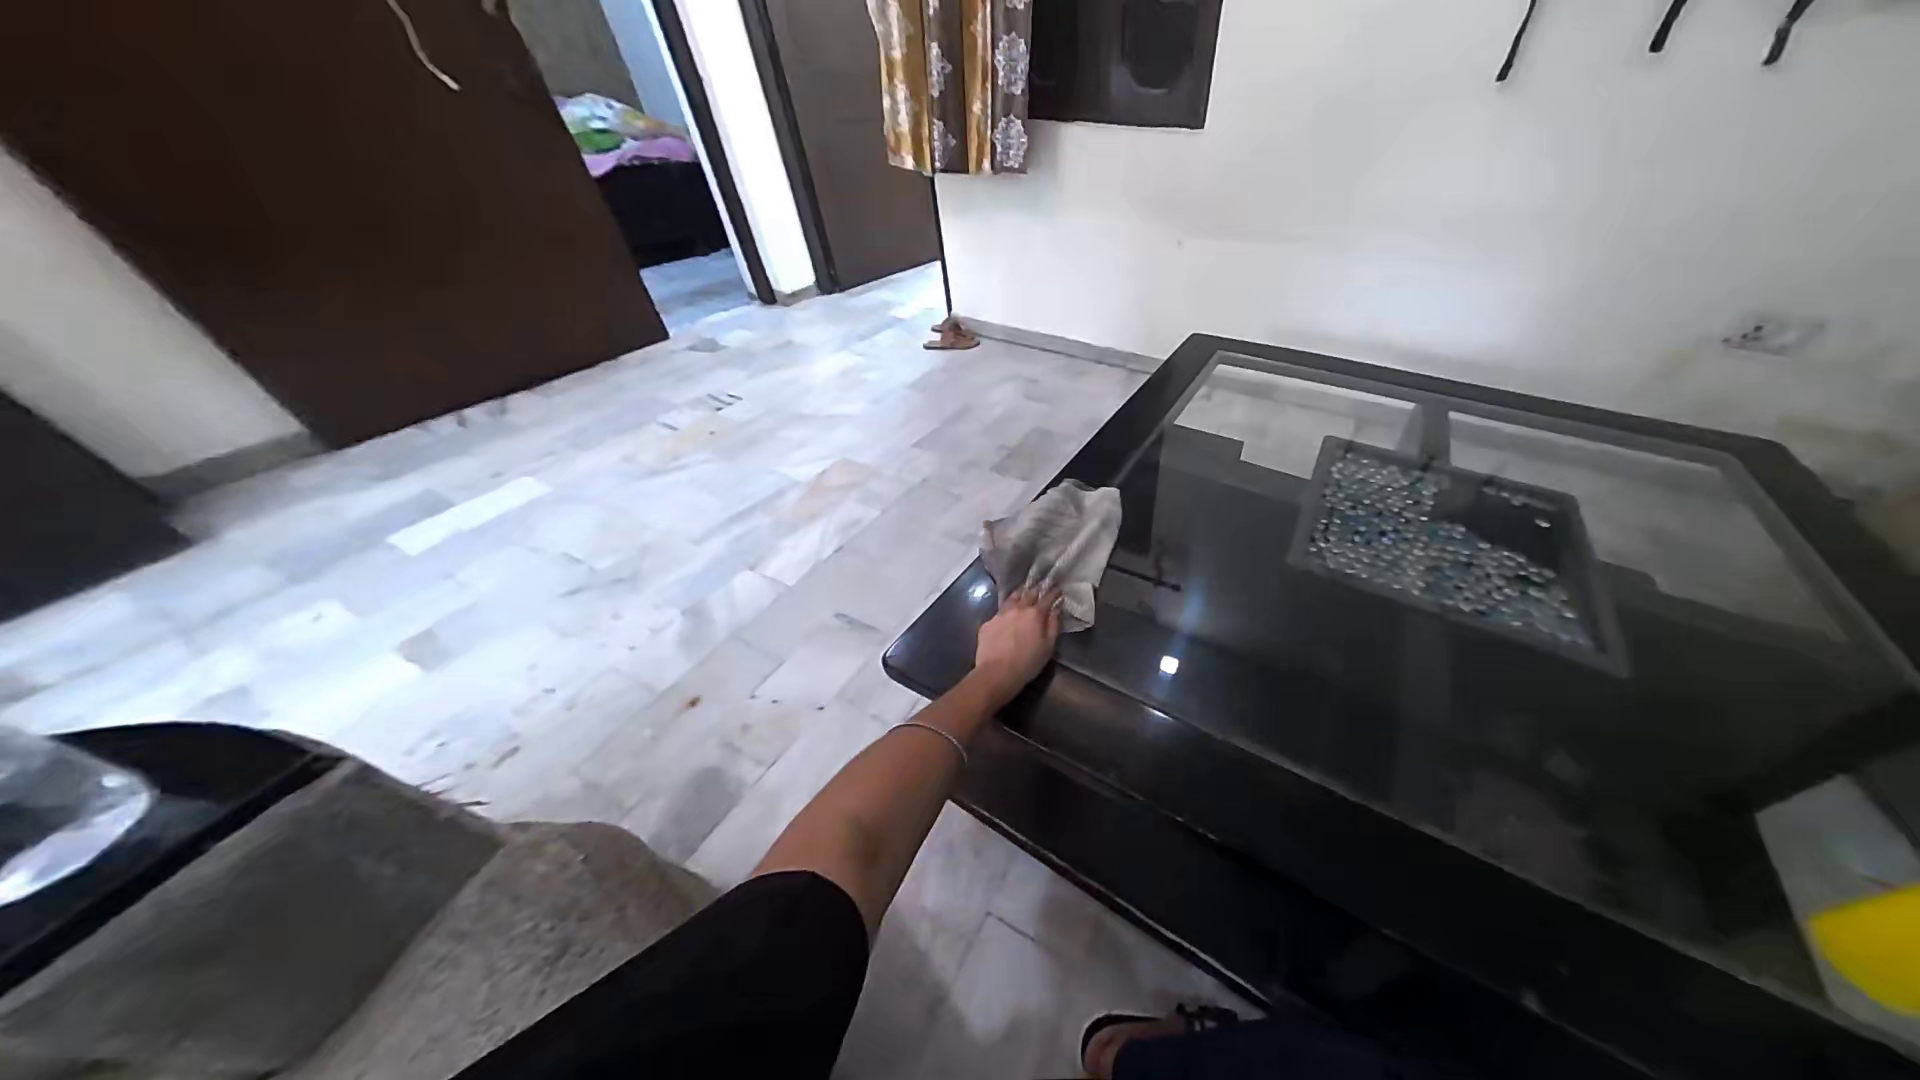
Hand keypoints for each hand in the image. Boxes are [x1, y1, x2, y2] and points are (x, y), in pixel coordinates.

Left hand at [972, 586, 1060, 705]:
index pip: (1047, 598)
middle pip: (1028, 593)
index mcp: (1034, 614)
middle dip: (1036, 589)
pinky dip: (1006, 611)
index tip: (1058, 589)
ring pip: (1011, 599)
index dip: (1054, 592)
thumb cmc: (1027, 663)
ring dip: (1019, 594)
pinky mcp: (987, 623)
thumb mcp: (1048, 646)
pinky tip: (1006, 615)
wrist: (996, 673)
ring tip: (1023, 592)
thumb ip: (1053, 625)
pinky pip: (999, 613)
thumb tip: (1055, 609)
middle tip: (1041, 586)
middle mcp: (1017, 609)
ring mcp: (1000, 614)